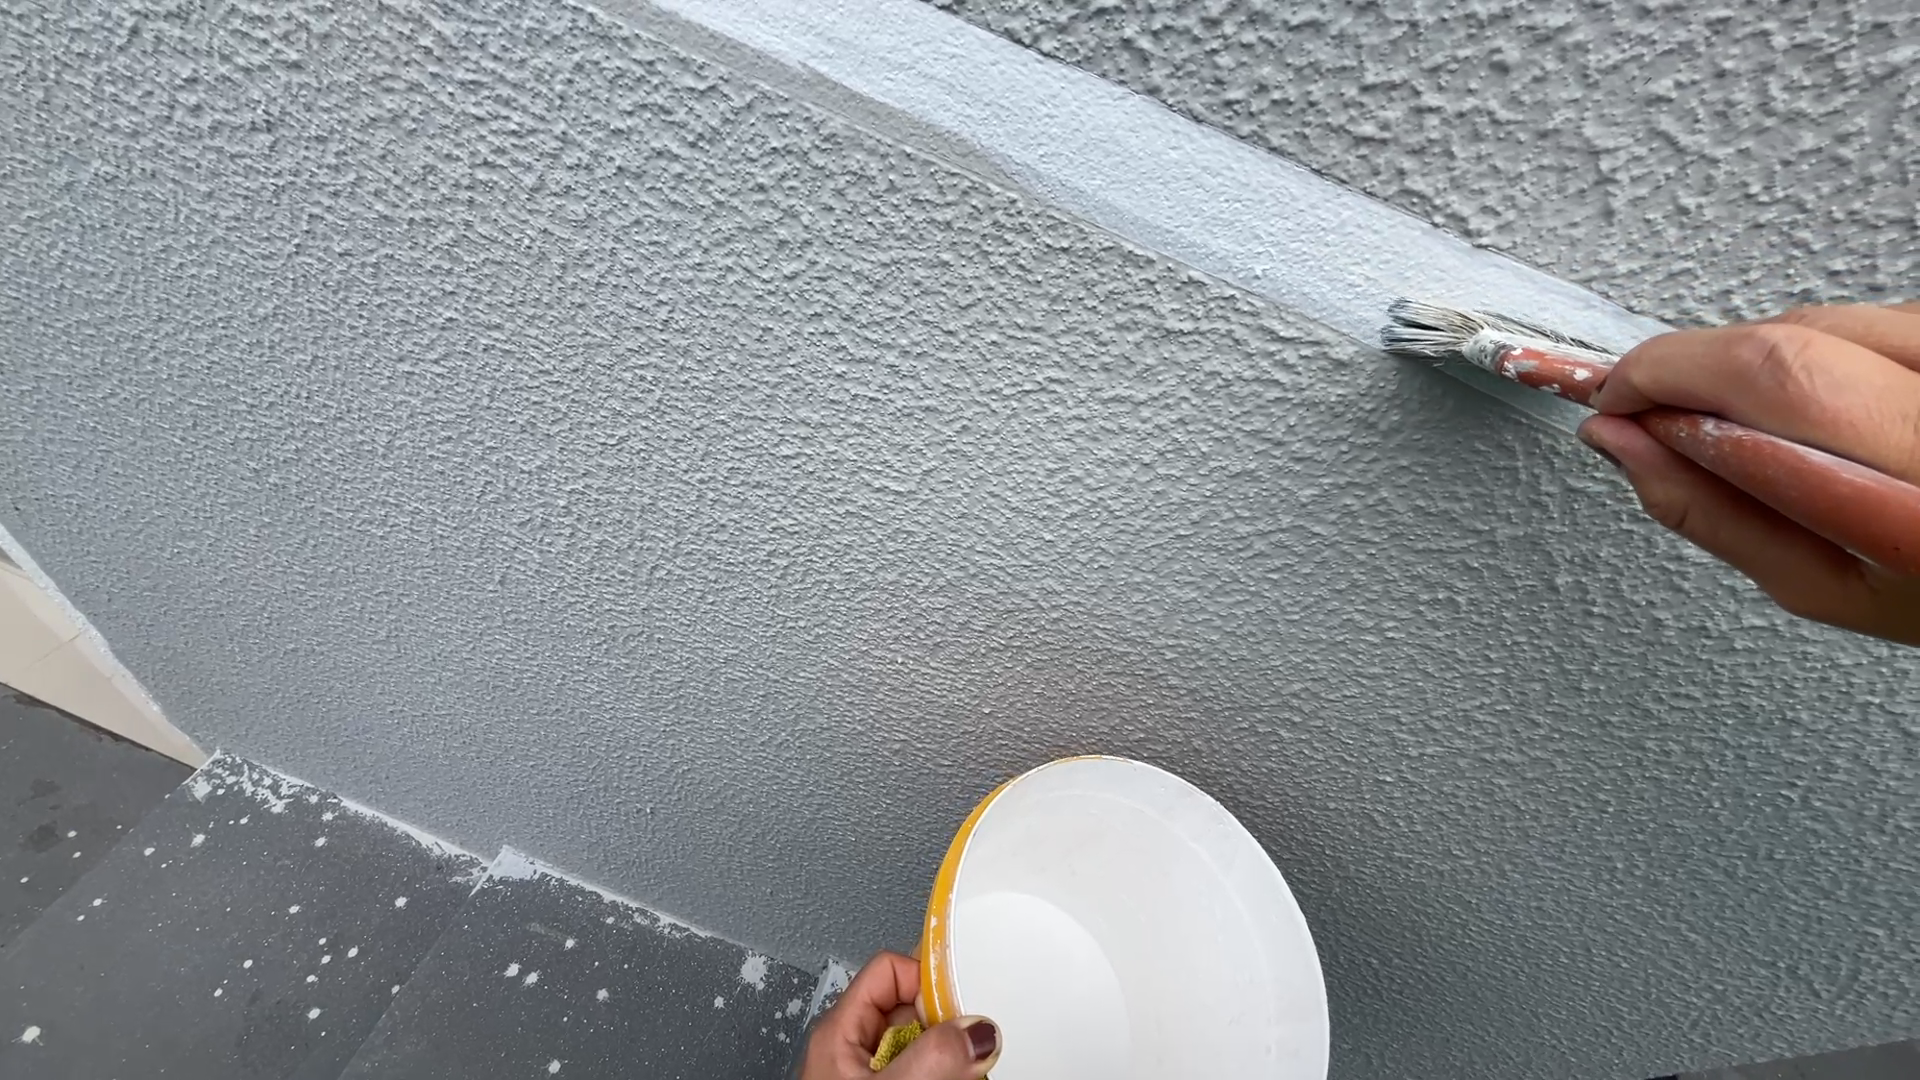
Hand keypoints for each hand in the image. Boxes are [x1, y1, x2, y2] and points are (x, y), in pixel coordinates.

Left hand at [799, 951, 1001, 1079]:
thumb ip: (930, 1057)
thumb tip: (979, 1030)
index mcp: (841, 1030)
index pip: (892, 970)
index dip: (929, 977)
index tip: (964, 993)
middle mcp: (855, 1049)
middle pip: (916, 1007)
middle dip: (950, 1020)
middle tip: (976, 1040)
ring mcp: (873, 1076)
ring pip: (926, 1042)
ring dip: (954, 1050)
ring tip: (975, 1063)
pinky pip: (928, 1069)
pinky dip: (951, 1072)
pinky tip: (966, 1076)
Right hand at [1577, 302, 1919, 643]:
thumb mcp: (1821, 583)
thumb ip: (1705, 510)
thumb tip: (1617, 441)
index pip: (1764, 378)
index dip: (1659, 378)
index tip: (1612, 402)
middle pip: (1790, 337)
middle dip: (1689, 365)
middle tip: (1654, 406)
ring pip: (1830, 317)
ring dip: (1757, 363)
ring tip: (1760, 422)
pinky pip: (1880, 317)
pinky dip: (1824, 354)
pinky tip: (1829, 404)